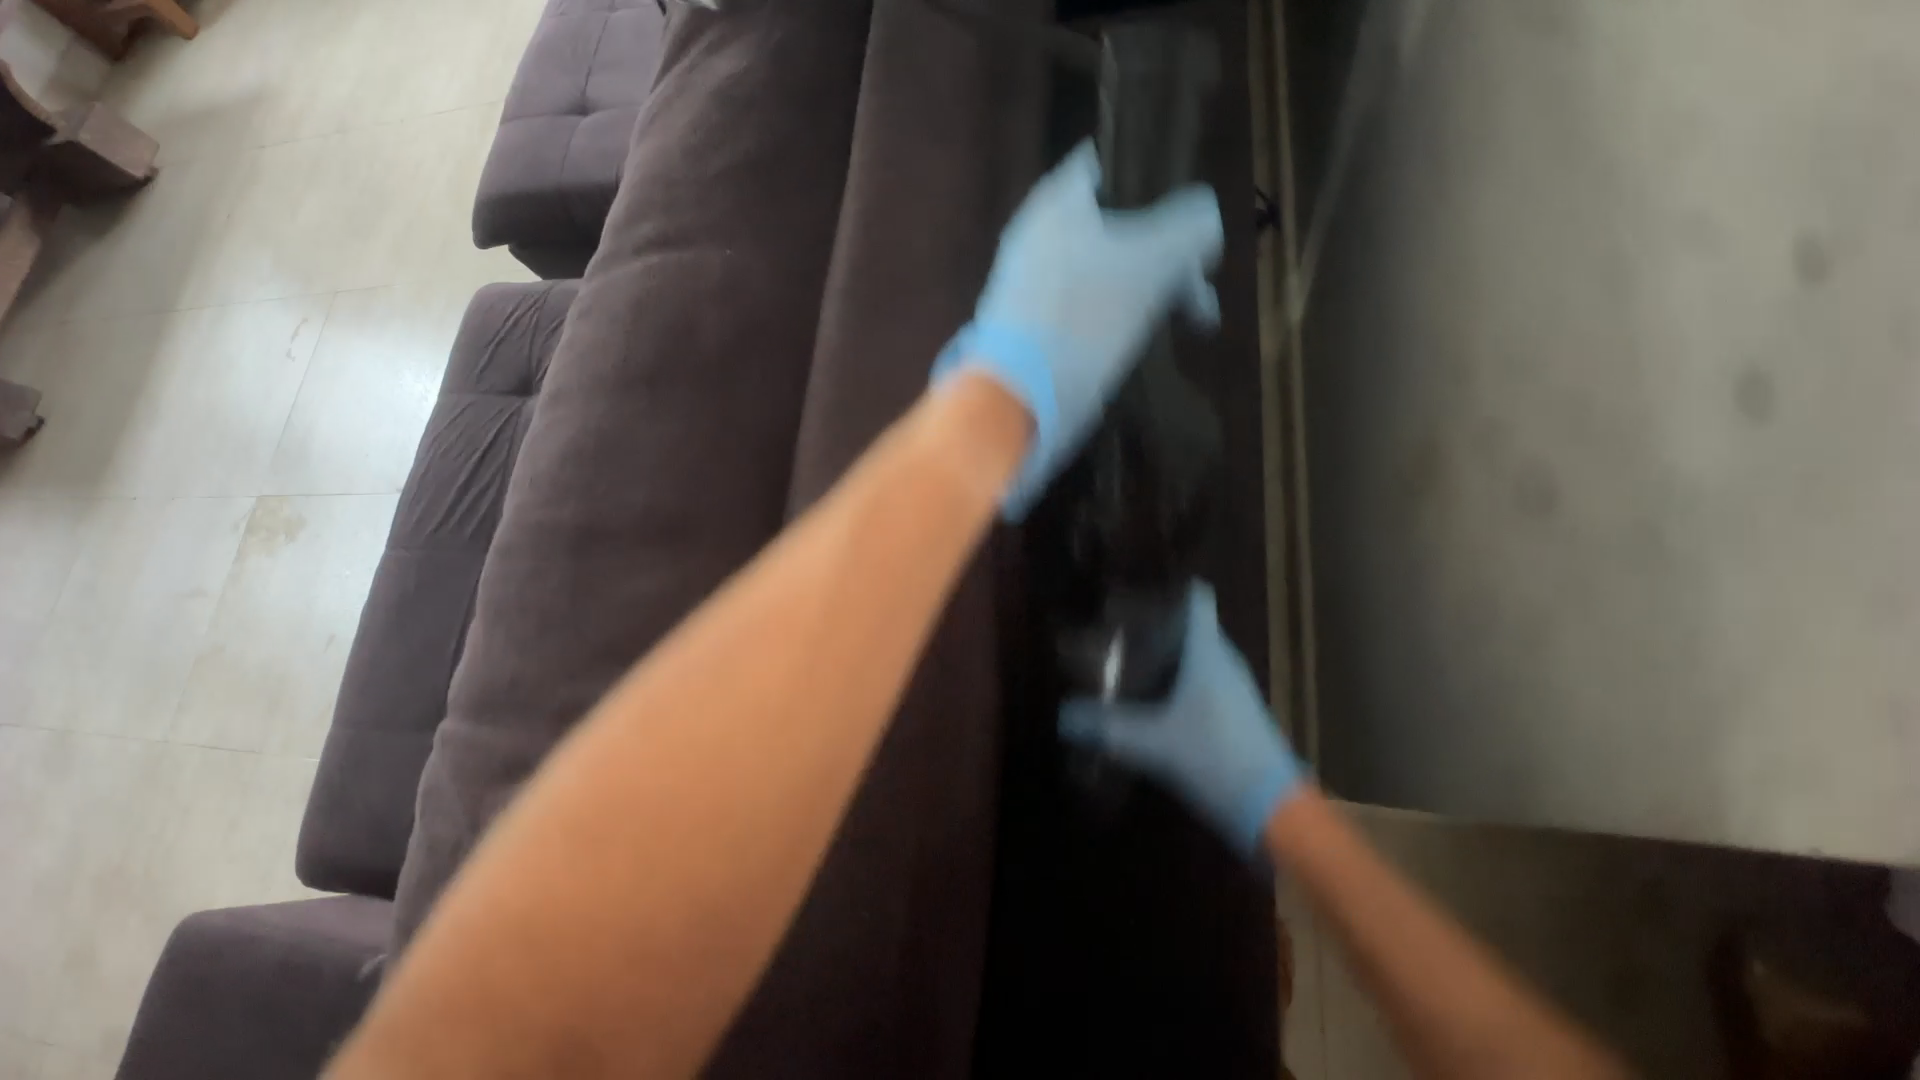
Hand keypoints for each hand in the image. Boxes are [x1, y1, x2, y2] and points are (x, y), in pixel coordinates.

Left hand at [932, 139, 1223, 517]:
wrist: (1020, 398)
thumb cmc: (1085, 316)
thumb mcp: (1154, 263)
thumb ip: (1190, 227)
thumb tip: (1208, 215)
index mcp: (1058, 203)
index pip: (1108, 162)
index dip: (1154, 174)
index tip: (1192, 202)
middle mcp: (1039, 236)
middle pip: (1116, 223)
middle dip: (1168, 249)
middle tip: (1205, 279)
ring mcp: (1034, 285)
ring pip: (1108, 269)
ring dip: (1153, 288)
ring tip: (1196, 318)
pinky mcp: (1037, 328)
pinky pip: (1090, 307)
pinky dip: (1122, 316)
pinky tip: (1151, 338)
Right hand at [1059, 584, 1303, 853]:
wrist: (1273, 810)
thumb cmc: (1215, 758)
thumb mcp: (1153, 744)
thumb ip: (1108, 728)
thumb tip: (1063, 717)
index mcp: (1209, 654)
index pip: (1196, 600)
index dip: (1167, 587)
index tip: (1133, 588)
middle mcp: (1226, 663)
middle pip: (1193, 629)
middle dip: (1156, 626)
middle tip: (1114, 631)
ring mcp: (1236, 691)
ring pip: (1198, 659)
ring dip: (1168, 659)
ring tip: (1126, 664)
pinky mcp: (1238, 717)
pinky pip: (1204, 686)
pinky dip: (1179, 686)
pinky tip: (1153, 705)